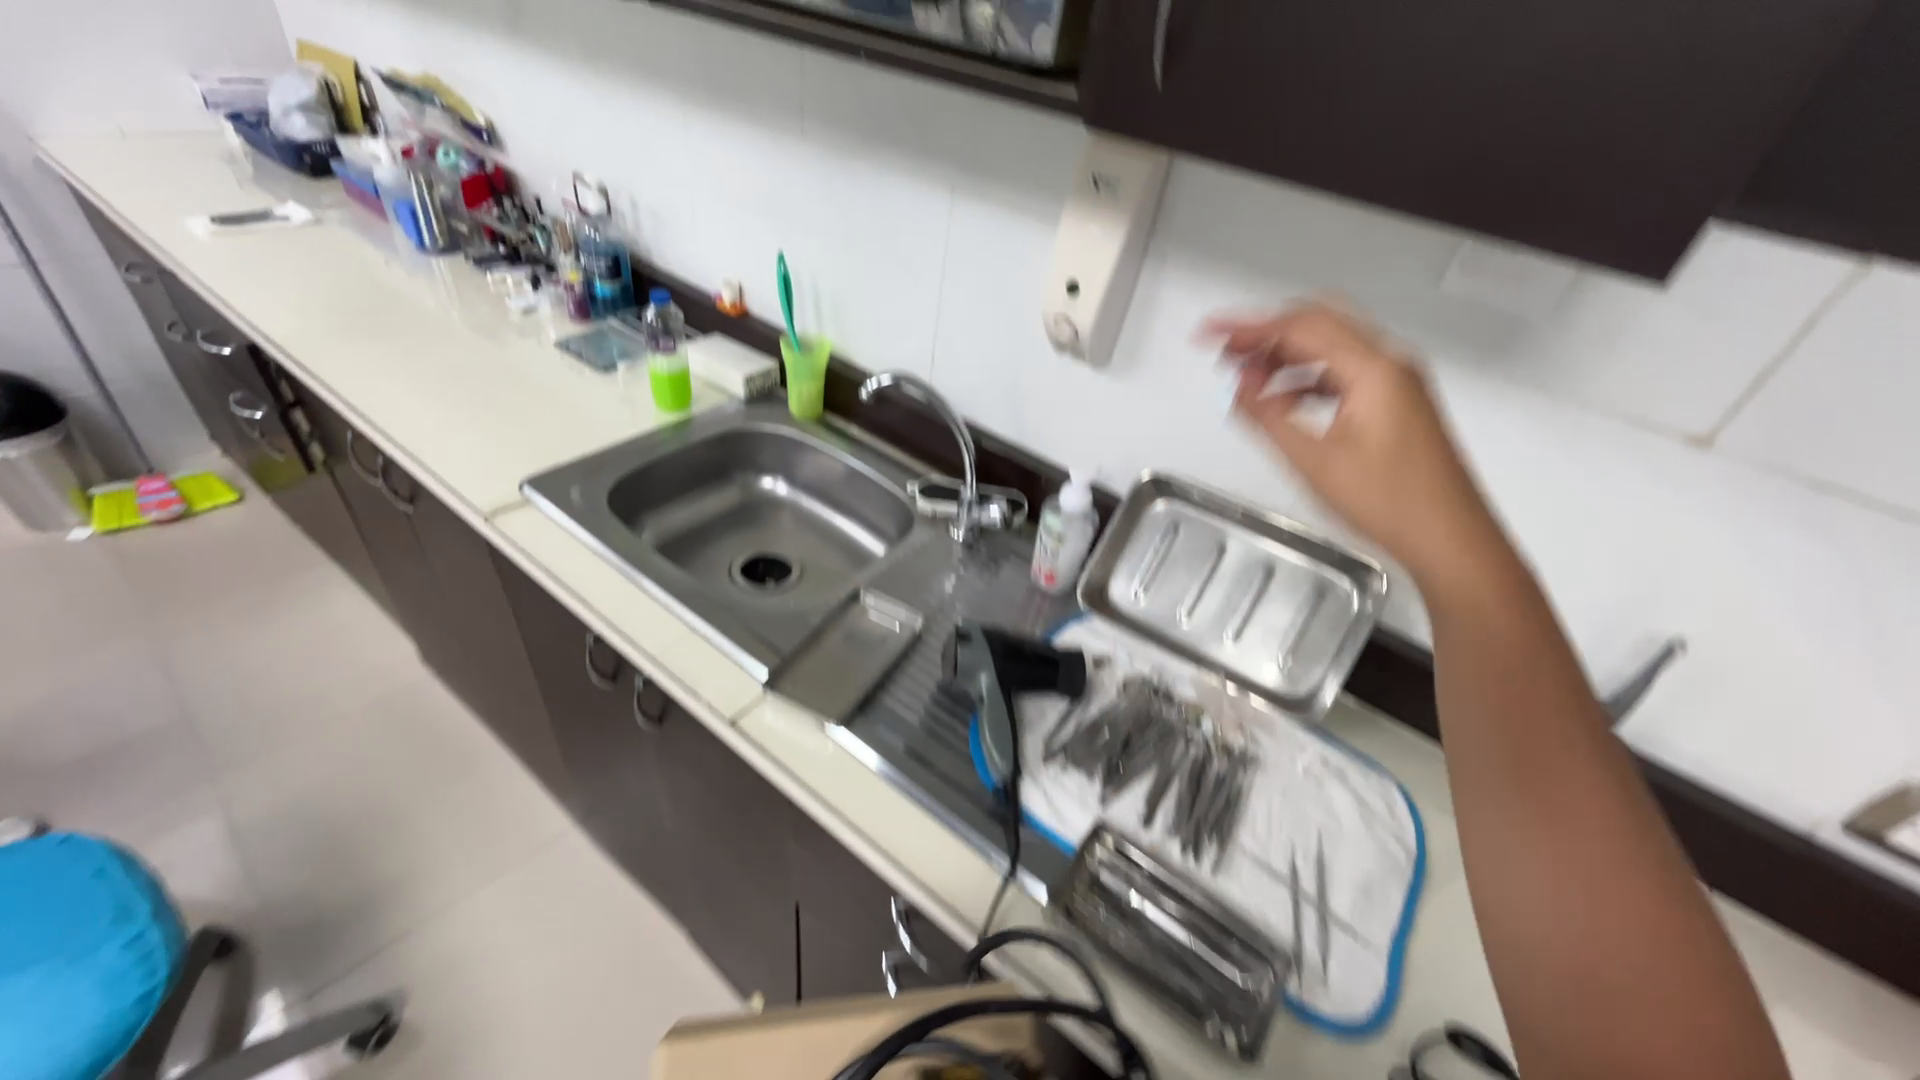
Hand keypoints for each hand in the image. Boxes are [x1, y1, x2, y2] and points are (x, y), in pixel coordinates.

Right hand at [1200, 303, 1504, 586]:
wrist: (1451, 540)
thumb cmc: (1394, 503)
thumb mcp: (1314, 461)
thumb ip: (1268, 415)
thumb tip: (1237, 384)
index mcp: (1374, 370)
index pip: (1300, 327)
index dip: (1248, 327)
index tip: (1212, 333)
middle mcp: (1390, 366)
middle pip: (1317, 326)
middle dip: (1265, 334)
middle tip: (1224, 350)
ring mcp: (1397, 383)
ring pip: (1330, 350)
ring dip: (1285, 357)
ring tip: (1244, 377)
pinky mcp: (1397, 404)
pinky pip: (1344, 374)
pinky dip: (1307, 378)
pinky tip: (1282, 400)